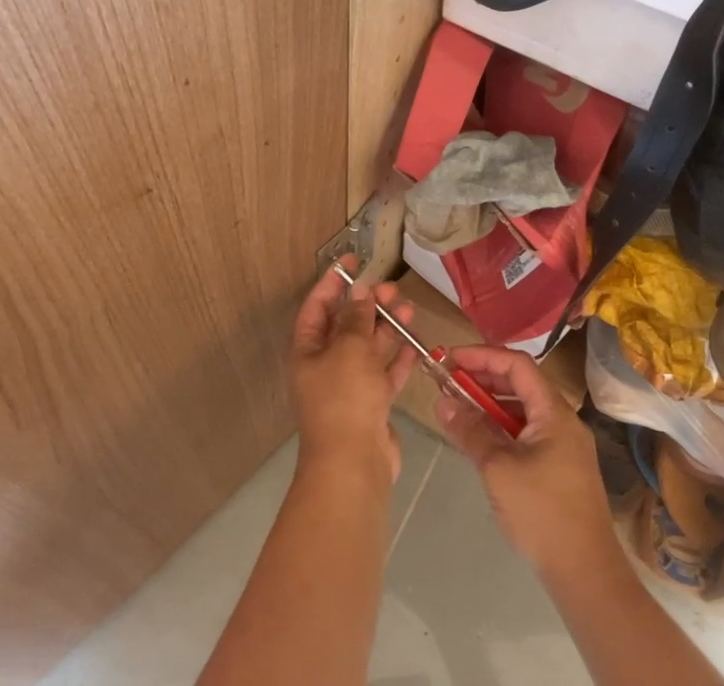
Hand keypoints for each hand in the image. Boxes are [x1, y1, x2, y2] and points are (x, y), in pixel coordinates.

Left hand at [289, 256, 415, 484]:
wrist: (353, 462)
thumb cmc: (344, 398)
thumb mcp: (348, 349)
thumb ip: (356, 319)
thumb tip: (360, 292)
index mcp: (307, 350)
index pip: (317, 306)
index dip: (333, 282)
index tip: (353, 260)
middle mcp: (325, 365)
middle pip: (346, 326)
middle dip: (368, 305)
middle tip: (392, 288)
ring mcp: (349, 387)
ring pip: (368, 349)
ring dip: (387, 328)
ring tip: (408, 309)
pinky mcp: (372, 405)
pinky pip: (385, 374)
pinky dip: (399, 358)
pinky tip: (416, 344)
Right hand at [435, 346, 616, 576]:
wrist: (584, 569)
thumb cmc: (542, 511)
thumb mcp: (498, 468)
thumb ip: (470, 431)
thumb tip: (442, 402)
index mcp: (554, 412)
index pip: (518, 365)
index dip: (482, 356)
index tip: (449, 359)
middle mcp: (563, 421)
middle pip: (521, 384)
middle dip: (482, 379)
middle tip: (446, 383)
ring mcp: (564, 445)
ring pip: (523, 410)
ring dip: (490, 405)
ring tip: (456, 409)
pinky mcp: (559, 468)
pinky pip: (527, 433)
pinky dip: (501, 428)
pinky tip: (479, 440)